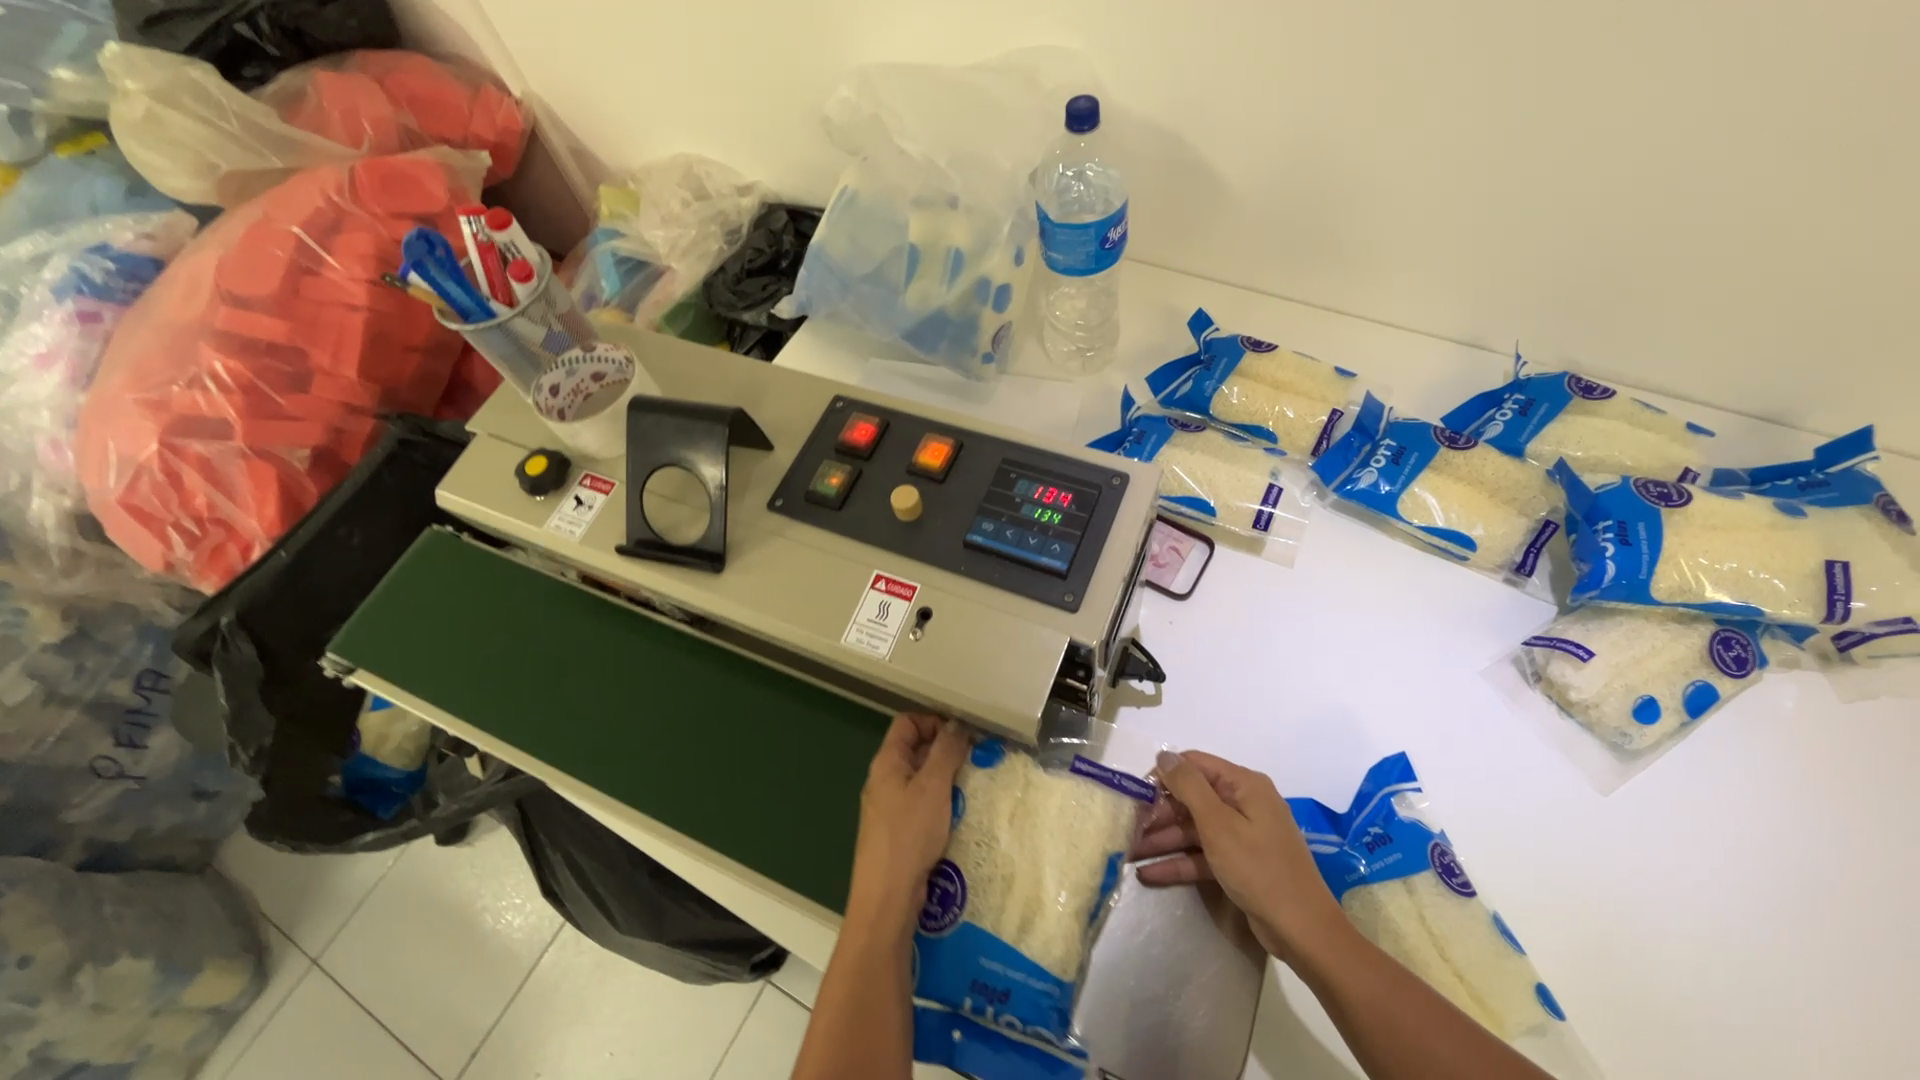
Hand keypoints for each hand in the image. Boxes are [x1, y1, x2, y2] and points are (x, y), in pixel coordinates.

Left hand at [847, 714, 970, 924]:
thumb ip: (946, 751)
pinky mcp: (899, 833)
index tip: (963, 735)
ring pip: (922, 781)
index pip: (907, 723)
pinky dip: (942, 806)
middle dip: (946, 753)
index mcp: (886, 762)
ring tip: (973, 789)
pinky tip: (960, 817)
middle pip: (916, 751)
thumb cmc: (910, 833)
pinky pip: (923, 807)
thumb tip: (956, 726)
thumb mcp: (933, 786)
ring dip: (947, 781)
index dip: (934, 721)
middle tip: (976, 762)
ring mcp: (889, 808)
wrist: (888, 895)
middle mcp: (884, 780)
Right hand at [1135, 750, 1349, 964]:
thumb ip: (1189, 786)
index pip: (1195, 765)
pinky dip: (1178, 862)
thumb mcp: (1218, 824)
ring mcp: (1241, 835)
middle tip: (1127, 828)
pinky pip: (1202, 855)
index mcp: (1244, 786)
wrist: (1301, 929)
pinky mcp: (1238, 864)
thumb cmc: (1259, 868)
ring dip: (1162, 840)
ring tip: (1128, 853)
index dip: (1164, 776)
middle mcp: (1243, 804)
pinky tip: (1148, 875)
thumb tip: (1164, 755)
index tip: (1135, 795)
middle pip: (1192, 798)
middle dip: (1159, 812)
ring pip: (1194, 829)